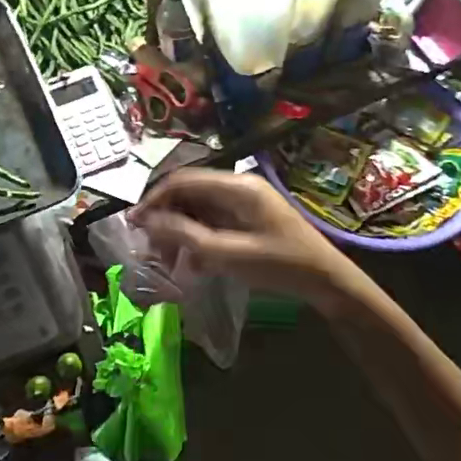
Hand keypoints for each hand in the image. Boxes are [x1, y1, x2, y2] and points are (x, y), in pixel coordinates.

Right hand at [134, 169, 356, 306]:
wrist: (326, 280)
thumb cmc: (280, 265)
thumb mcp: (228, 254)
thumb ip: (185, 235)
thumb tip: (148, 220)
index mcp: (236, 186)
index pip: (183, 180)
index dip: (154, 199)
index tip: (133, 224)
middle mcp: (239, 186)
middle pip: (189, 194)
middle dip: (166, 220)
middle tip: (151, 250)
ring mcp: (245, 202)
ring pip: (199, 210)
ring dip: (181, 233)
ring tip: (170, 263)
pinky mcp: (249, 218)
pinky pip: (214, 222)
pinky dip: (199, 240)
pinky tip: (194, 266)